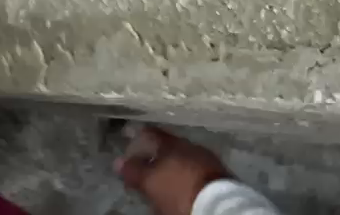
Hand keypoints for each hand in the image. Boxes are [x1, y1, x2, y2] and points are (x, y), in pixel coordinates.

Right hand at [114, 125, 229, 214]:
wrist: (220, 207)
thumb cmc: (179, 189)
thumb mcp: (150, 182)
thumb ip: (133, 170)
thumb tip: (117, 162)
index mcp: (170, 142)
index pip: (149, 133)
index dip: (136, 136)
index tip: (127, 139)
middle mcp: (189, 145)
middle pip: (168, 147)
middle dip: (156, 156)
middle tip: (145, 166)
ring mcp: (208, 160)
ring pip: (184, 161)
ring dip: (174, 168)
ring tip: (165, 182)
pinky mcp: (222, 178)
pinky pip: (198, 173)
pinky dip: (188, 178)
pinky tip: (184, 187)